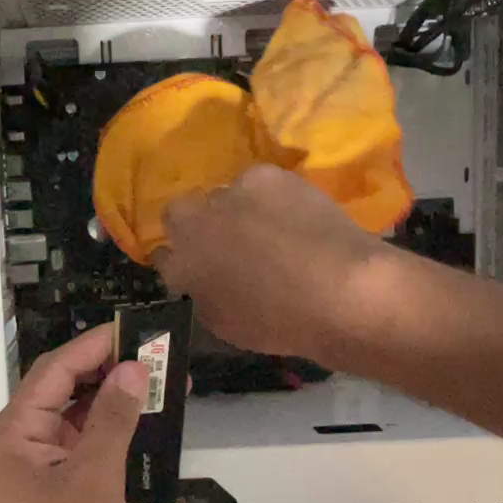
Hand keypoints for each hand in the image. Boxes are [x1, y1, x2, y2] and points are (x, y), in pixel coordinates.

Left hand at [0, 323, 148, 502]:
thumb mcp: (94, 478)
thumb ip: (113, 419)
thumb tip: (134, 367)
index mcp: (18, 428)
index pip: (57, 368)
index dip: (97, 344)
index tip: (139, 328)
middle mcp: (22, 436)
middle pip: (66, 387)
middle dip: (110, 369)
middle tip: (159, 355)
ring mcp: (37, 461)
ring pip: (77, 414)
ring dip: (114, 399)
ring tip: (162, 383)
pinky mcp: (54, 482)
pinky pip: (83, 442)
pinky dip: (111, 430)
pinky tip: (145, 424)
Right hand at [156, 164, 391, 359]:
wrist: (340, 291)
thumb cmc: (281, 324)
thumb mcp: (226, 326)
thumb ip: (202, 296)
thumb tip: (199, 281)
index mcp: (182, 266)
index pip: (162, 255)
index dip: (178, 261)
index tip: (195, 269)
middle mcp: (195, 224)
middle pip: (179, 213)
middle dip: (193, 224)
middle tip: (223, 244)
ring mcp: (231, 195)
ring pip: (221, 196)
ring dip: (232, 210)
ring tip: (266, 229)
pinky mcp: (266, 176)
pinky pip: (255, 184)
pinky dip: (266, 197)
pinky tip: (291, 215)